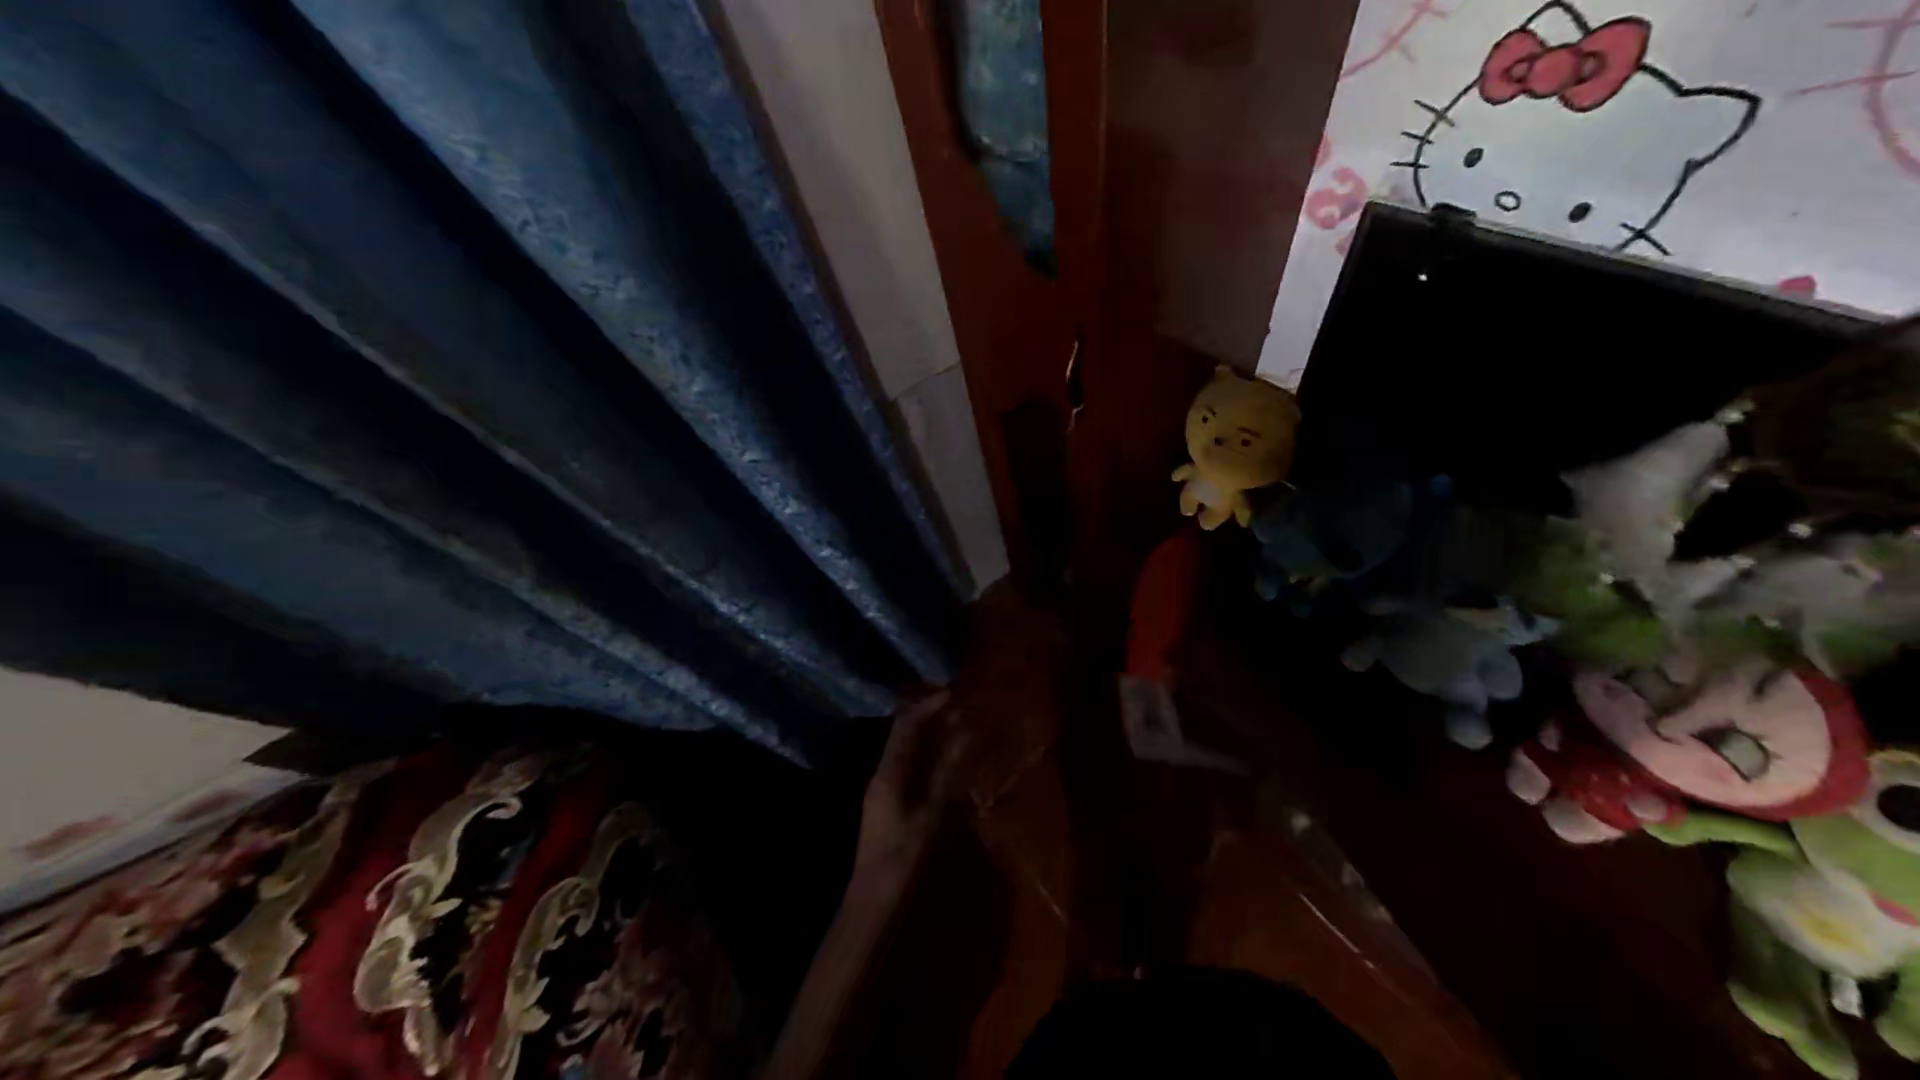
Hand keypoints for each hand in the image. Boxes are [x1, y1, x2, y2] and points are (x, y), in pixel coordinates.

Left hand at [852, 689, 969, 886]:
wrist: (871, 905)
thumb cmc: (900, 860)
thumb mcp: (930, 816)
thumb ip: (948, 772)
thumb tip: (966, 732)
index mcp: (888, 773)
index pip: (906, 724)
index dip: (929, 705)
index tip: (955, 692)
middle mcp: (883, 775)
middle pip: (906, 735)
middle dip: (933, 717)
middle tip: (963, 707)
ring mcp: (885, 791)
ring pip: (910, 753)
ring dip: (933, 738)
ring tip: (962, 728)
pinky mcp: (891, 807)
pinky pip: (912, 771)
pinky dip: (931, 760)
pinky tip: (949, 764)